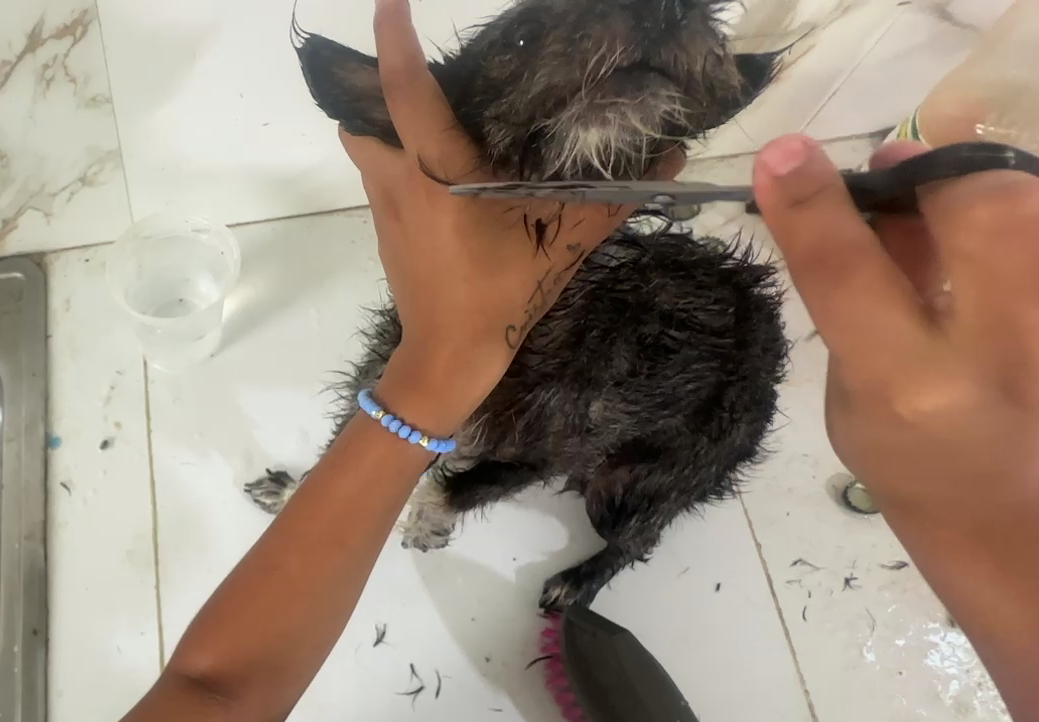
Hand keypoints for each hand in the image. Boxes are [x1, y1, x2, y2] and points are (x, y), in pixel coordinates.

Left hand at [338, 0, 675, 431]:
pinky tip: (431, 148)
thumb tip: (676, 150)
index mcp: (439, 180)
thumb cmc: (500, 301)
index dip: (393, 46)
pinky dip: (390, 148)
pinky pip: (375, 172)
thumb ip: (618, 194)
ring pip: (362, 146)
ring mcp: (384, 211)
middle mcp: (399, 187)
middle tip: (416, 54)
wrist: (446, 359)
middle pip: (361, 118)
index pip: (406, 99)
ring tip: (424, 93)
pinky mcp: (384, 230)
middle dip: (374, 81)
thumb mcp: (566, 245)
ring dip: (378, 115)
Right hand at [752, 135, 1038, 532]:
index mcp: (905, 385)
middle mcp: (998, 350)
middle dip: (939, 172)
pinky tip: (979, 231)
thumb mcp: (854, 399)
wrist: (1017, 513)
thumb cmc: (907, 467)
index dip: (812, 209)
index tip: (780, 155)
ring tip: (935, 193)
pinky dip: (1014, 219)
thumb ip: (863, 314)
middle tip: (896, 166)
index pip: (846, 275)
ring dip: (984, 187)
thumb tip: (870, 225)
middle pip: (988, 212)